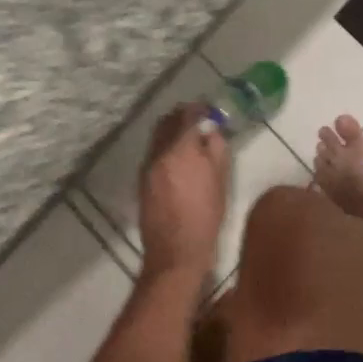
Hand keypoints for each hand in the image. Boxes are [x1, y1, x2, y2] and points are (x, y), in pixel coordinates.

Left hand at [136, 104, 229, 277]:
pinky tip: (177, 158)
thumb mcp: (220, 181)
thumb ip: (216, 148)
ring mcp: (147, 167)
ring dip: (172, 130)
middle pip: (167, 121)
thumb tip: (211, 130)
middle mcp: (159, 153)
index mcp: (181, 150)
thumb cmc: (205, 216)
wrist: (175, 253)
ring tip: (189, 138)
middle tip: (199, 119)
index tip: (210, 110)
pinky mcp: (142, 181)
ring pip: (157, 136)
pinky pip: (153, 153)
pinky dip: (164, 147)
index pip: (188, 115)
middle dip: (183, 115)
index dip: (200, 108)